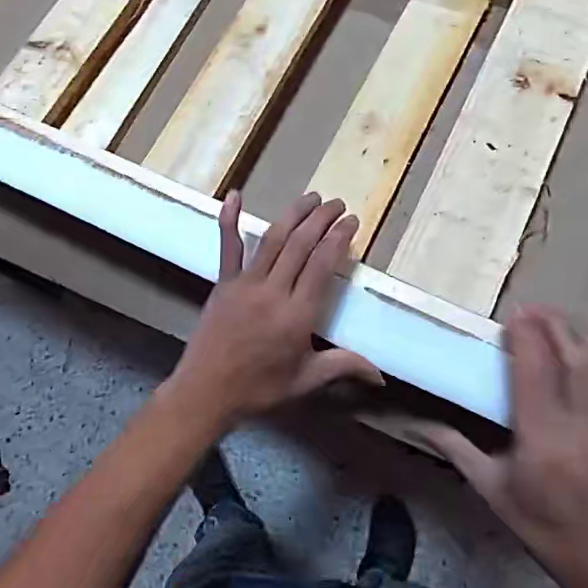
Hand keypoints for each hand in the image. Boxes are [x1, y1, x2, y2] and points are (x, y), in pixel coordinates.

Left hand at [168, 191, 381, 423]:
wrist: (206, 391)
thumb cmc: (259, 388)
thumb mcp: (305, 380)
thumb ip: (343, 367)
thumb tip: (380, 375)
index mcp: (297, 315)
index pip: (322, 264)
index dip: (338, 238)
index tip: (351, 221)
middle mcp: (273, 292)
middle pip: (301, 244)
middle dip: (322, 220)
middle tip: (337, 204)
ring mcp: (245, 284)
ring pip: (273, 240)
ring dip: (293, 215)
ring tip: (311, 198)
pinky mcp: (223, 283)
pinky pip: (228, 247)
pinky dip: (230, 219)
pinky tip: (235, 196)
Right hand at [395, 307, 587, 587]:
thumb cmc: (545, 530)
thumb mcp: (493, 492)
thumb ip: (457, 449)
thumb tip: (416, 423)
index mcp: (543, 442)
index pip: (534, 373)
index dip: (525, 337)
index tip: (514, 315)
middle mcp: (583, 428)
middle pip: (573, 358)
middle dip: (554, 326)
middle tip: (532, 309)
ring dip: (582, 334)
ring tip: (561, 319)